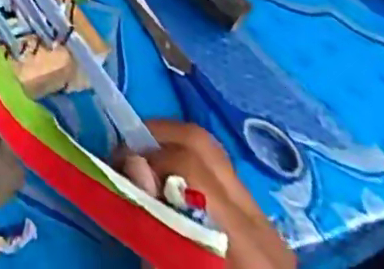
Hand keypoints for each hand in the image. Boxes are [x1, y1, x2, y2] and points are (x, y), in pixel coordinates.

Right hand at [119, 122, 293, 268]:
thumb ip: (151, 225)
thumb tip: (132, 165)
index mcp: (244, 245)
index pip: (189, 164)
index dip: (146, 157)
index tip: (116, 171)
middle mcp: (261, 225)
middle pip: (203, 145)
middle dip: (156, 139)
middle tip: (125, 161)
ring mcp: (267, 227)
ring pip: (213, 157)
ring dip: (171, 153)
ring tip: (143, 176)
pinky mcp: (265, 234)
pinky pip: (220, 181)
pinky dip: (188, 176)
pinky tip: (170, 199)